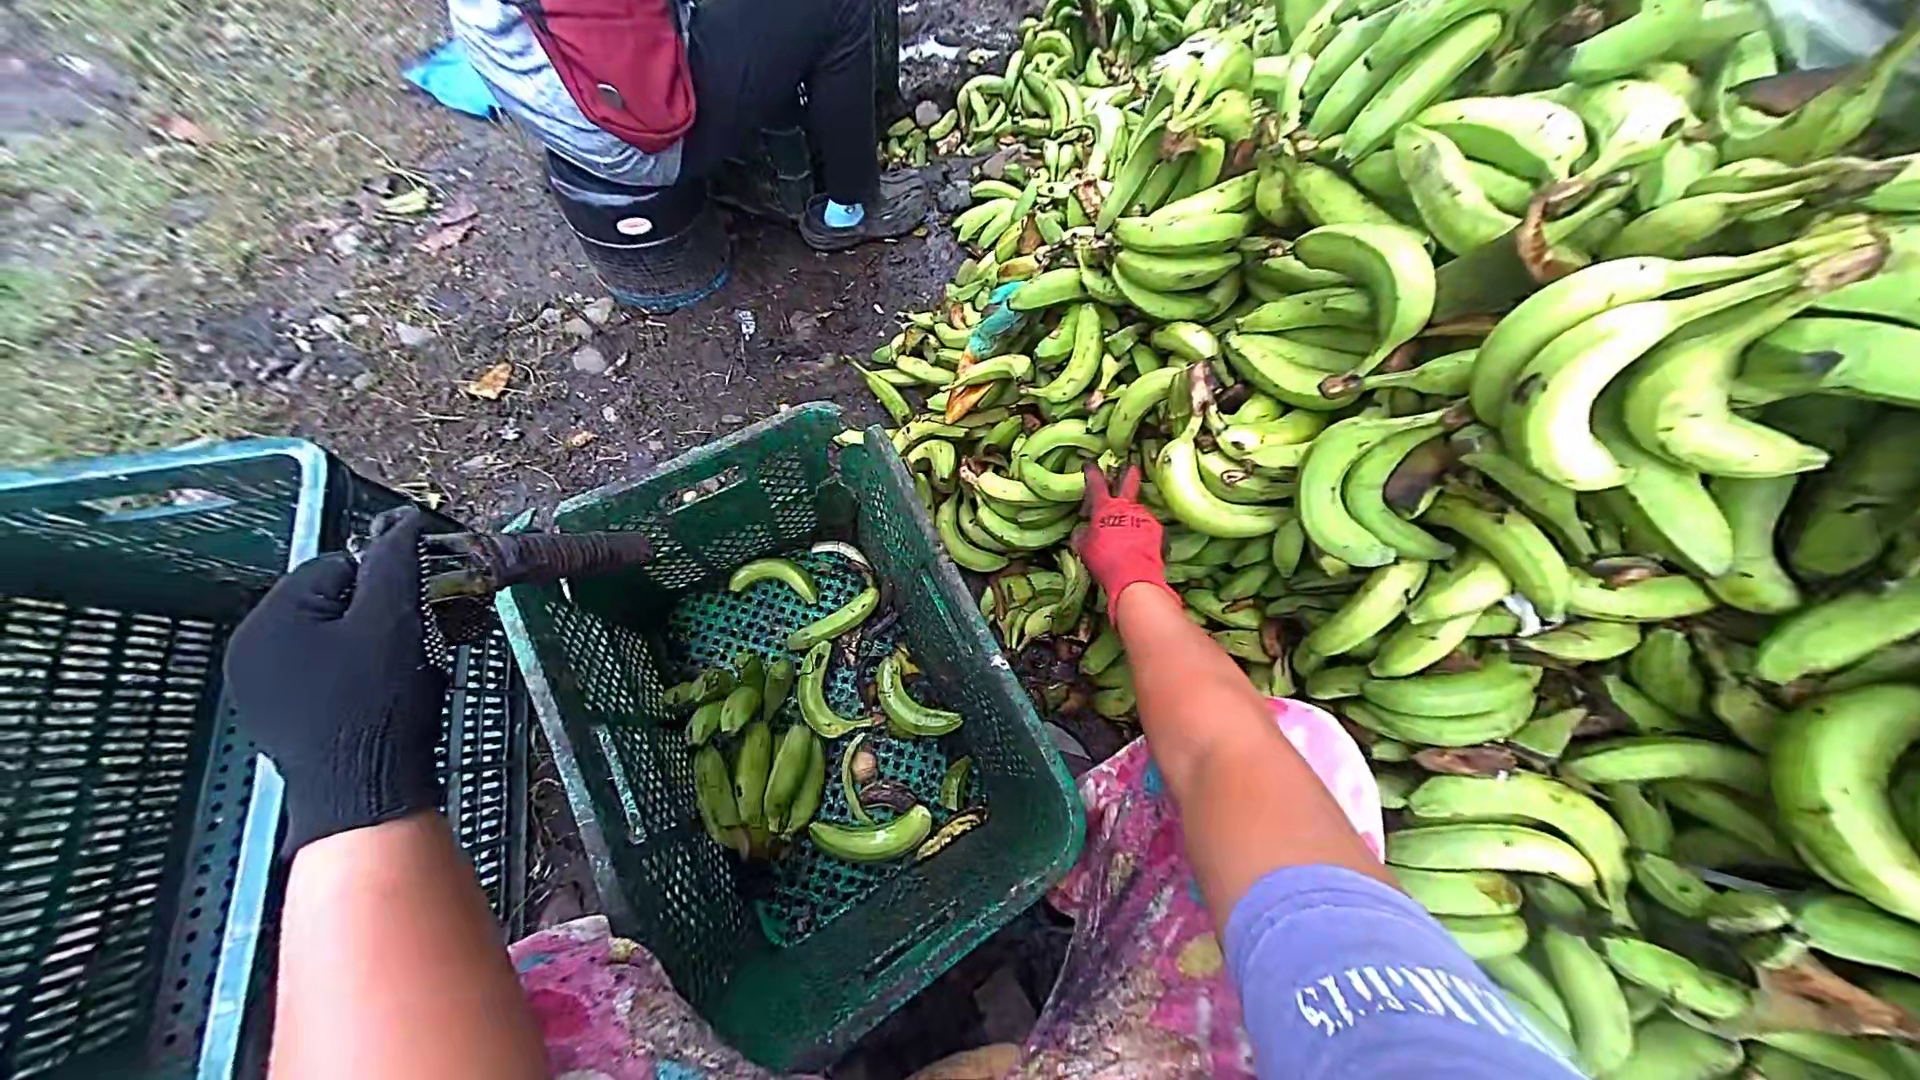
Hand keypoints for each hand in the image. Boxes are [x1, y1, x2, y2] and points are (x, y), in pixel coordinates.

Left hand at [223, 508, 446, 851]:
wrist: (365, 787)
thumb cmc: (380, 697)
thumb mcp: (395, 621)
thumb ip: (396, 565)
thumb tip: (404, 520)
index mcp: (271, 619)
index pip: (341, 567)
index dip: (392, 583)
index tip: (423, 610)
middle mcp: (253, 648)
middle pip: (339, 601)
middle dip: (386, 613)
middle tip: (420, 640)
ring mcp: (264, 685)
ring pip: (338, 636)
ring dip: (380, 641)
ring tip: (408, 669)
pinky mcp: (285, 712)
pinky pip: (330, 668)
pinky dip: (365, 671)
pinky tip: (387, 693)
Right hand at [1076, 463, 1177, 617]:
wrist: (1134, 577)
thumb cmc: (1104, 559)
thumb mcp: (1084, 547)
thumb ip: (1083, 534)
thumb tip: (1083, 530)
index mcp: (1105, 508)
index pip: (1097, 484)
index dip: (1092, 473)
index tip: (1090, 464)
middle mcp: (1127, 507)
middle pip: (1128, 483)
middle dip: (1127, 474)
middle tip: (1130, 467)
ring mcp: (1145, 517)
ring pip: (1137, 511)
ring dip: (1131, 516)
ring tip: (1126, 533)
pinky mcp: (1158, 531)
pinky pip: (1147, 528)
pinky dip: (1141, 534)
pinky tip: (1138, 546)